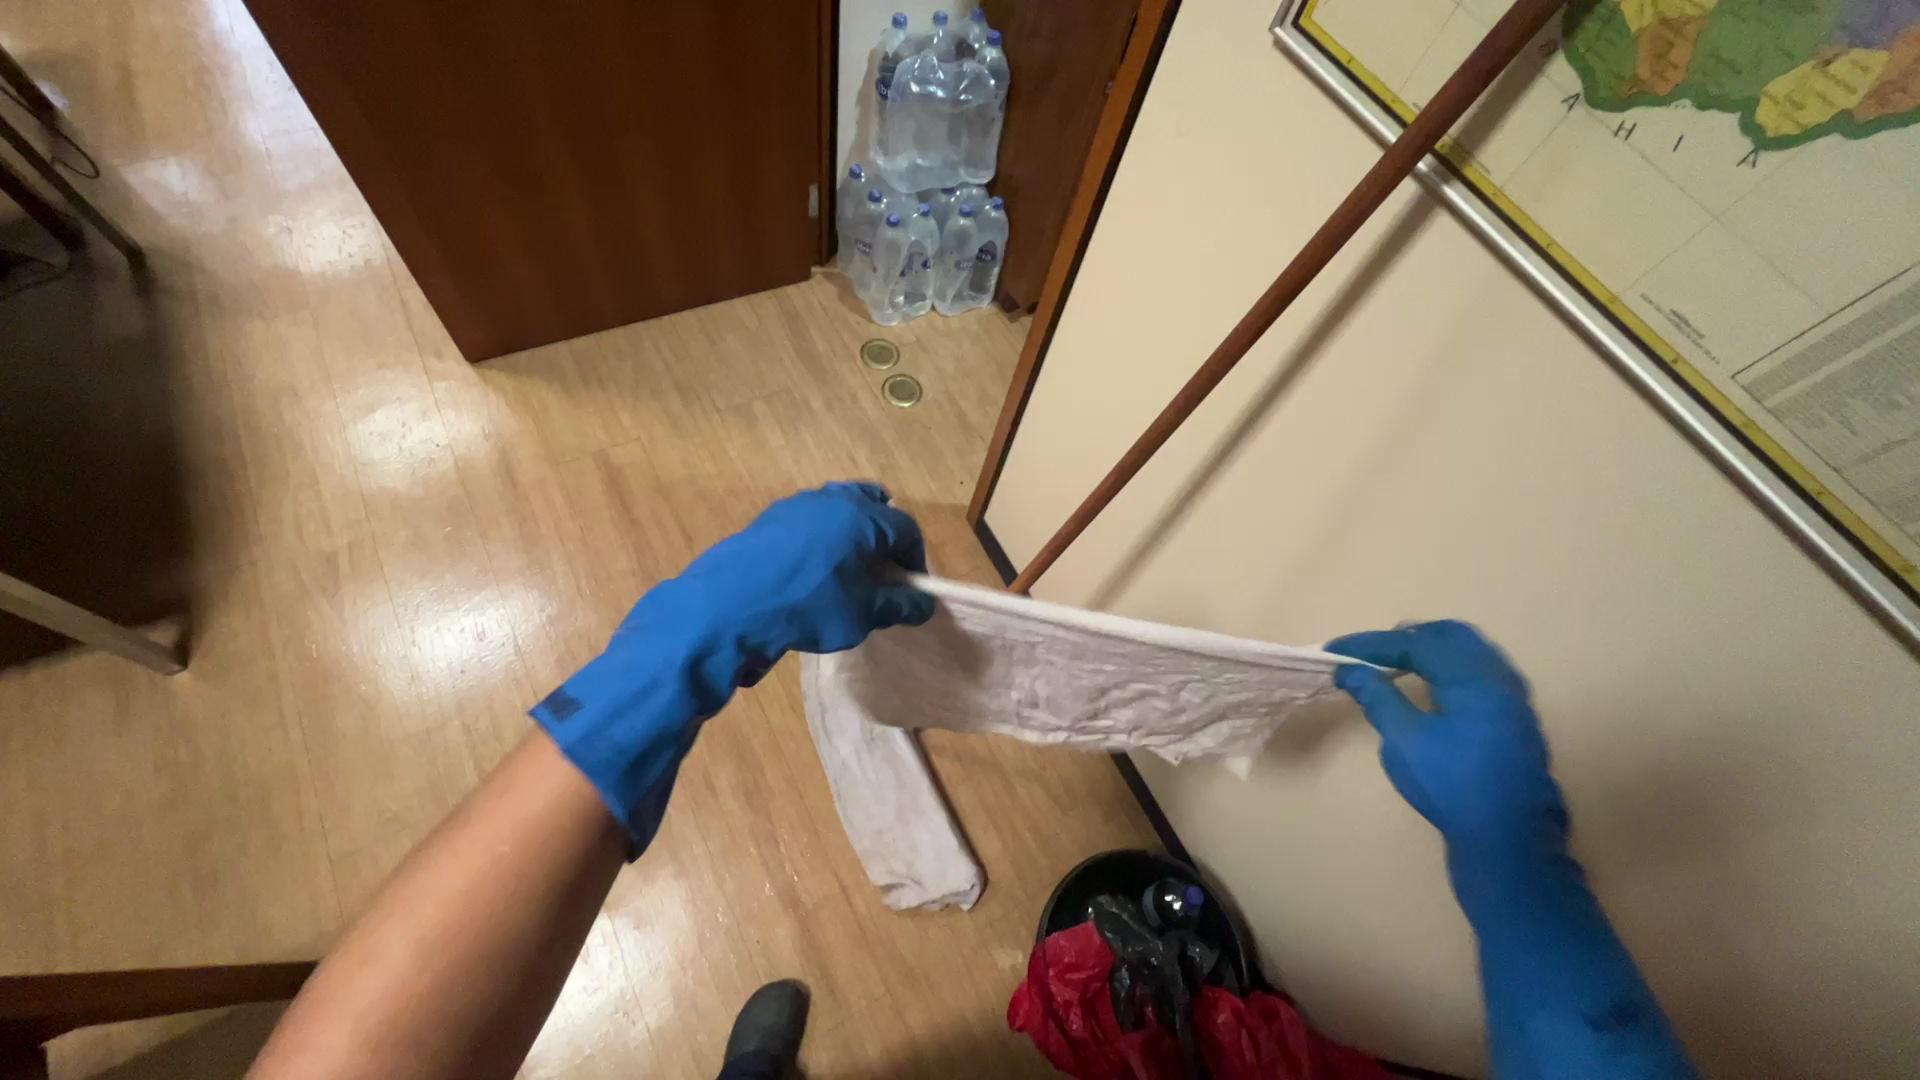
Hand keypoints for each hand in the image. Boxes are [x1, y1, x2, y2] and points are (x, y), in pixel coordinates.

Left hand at [532, 483, 933, 854]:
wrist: (730, 605)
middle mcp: (833, 499)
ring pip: (839, 508)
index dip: (916, 559)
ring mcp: (798, 505)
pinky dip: (823, 538)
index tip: (912, 589)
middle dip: (885, 536)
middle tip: (883, 570)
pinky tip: (813, 572)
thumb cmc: (809, 606)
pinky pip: (811, 520)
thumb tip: (924, 605)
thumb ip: (898, 606)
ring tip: (849, 570)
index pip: (906, 529)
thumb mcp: (862, 614)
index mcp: (863, 516)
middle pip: (874, 505)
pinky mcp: (770, 519)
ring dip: (853, 535)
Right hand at [1325, 621, 1567, 865]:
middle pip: (1451, 636)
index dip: (1370, 644)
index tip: (1335, 651)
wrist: (1509, 839)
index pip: (1415, 643)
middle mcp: (1498, 678)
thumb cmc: (1451, 784)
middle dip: (1406, 637)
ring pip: (1470, 652)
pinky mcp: (1515, 719)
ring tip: (1395, 665)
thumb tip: (1349, 670)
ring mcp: (1513, 699)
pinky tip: (1429, 689)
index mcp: (1472, 677)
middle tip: (1370, 652)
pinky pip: (1480, 672)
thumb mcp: (1403, 739)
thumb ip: (1376, 697)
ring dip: (1430, 651)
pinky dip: (1448, 667)